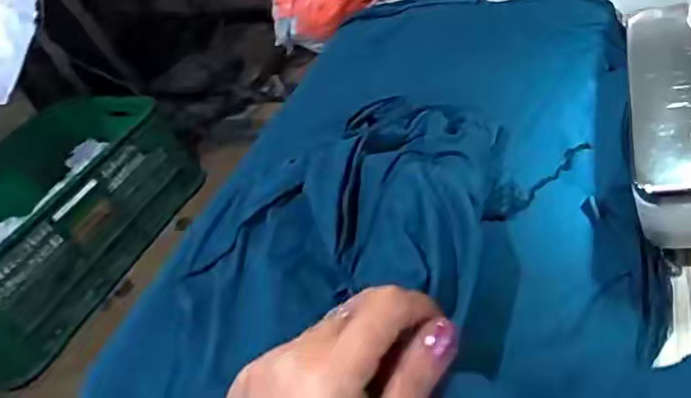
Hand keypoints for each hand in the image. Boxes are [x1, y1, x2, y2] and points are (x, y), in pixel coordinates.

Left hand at [229, 286, 457, 397]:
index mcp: (326, 368)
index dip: (419, 307)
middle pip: (355, 309)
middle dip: (390, 323)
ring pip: (328, 327)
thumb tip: (444, 330)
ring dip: (357, 342)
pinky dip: (325, 359)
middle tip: (415, 358)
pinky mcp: (247, 376)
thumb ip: (413, 381)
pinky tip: (332, 394)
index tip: (440, 332)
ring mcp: (264, 361)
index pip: (384, 301)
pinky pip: (300, 348)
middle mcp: (291, 350)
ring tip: (374, 382)